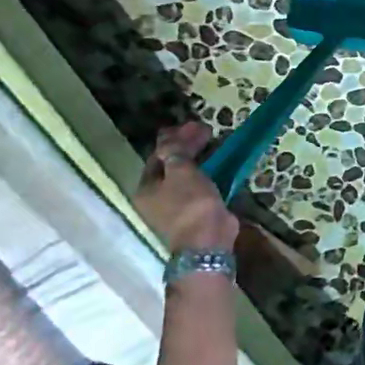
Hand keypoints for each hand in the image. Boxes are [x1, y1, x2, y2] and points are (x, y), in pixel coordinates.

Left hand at [135, 122, 238, 251]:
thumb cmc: (190, 204)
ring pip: (185, 174)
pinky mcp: (195, 211)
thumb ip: (175, 153)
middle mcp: (156, 197)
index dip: (174, 138)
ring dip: (198, 157)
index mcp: (146, 188)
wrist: (208, 240)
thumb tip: (168, 136)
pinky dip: (206, 172)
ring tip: (213, 143)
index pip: (158, 156)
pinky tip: (218, 163)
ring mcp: (176, 205)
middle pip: (170, 165)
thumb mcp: (182, 173)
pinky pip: (198, 185)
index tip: (194, 124)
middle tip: (206, 129)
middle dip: (187, 146)